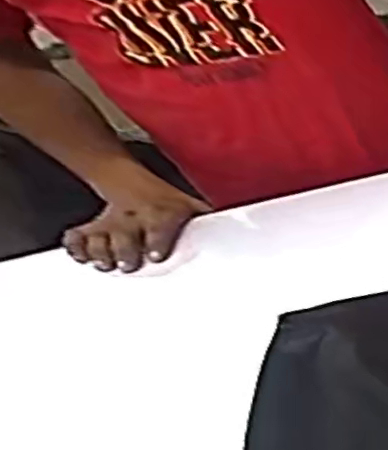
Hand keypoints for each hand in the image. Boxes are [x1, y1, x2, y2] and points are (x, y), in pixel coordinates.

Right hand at [62, 167, 209, 271]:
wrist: (129, 182)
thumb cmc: (171, 202)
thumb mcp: (196, 207)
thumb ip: (216, 222)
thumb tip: (248, 232)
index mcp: (162, 213)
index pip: (159, 228)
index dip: (157, 243)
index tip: (156, 257)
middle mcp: (132, 217)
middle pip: (124, 235)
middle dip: (126, 252)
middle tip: (129, 267)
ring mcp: (109, 221)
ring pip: (98, 237)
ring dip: (100, 252)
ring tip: (105, 266)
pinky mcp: (92, 224)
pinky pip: (77, 235)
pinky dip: (77, 246)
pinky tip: (82, 258)